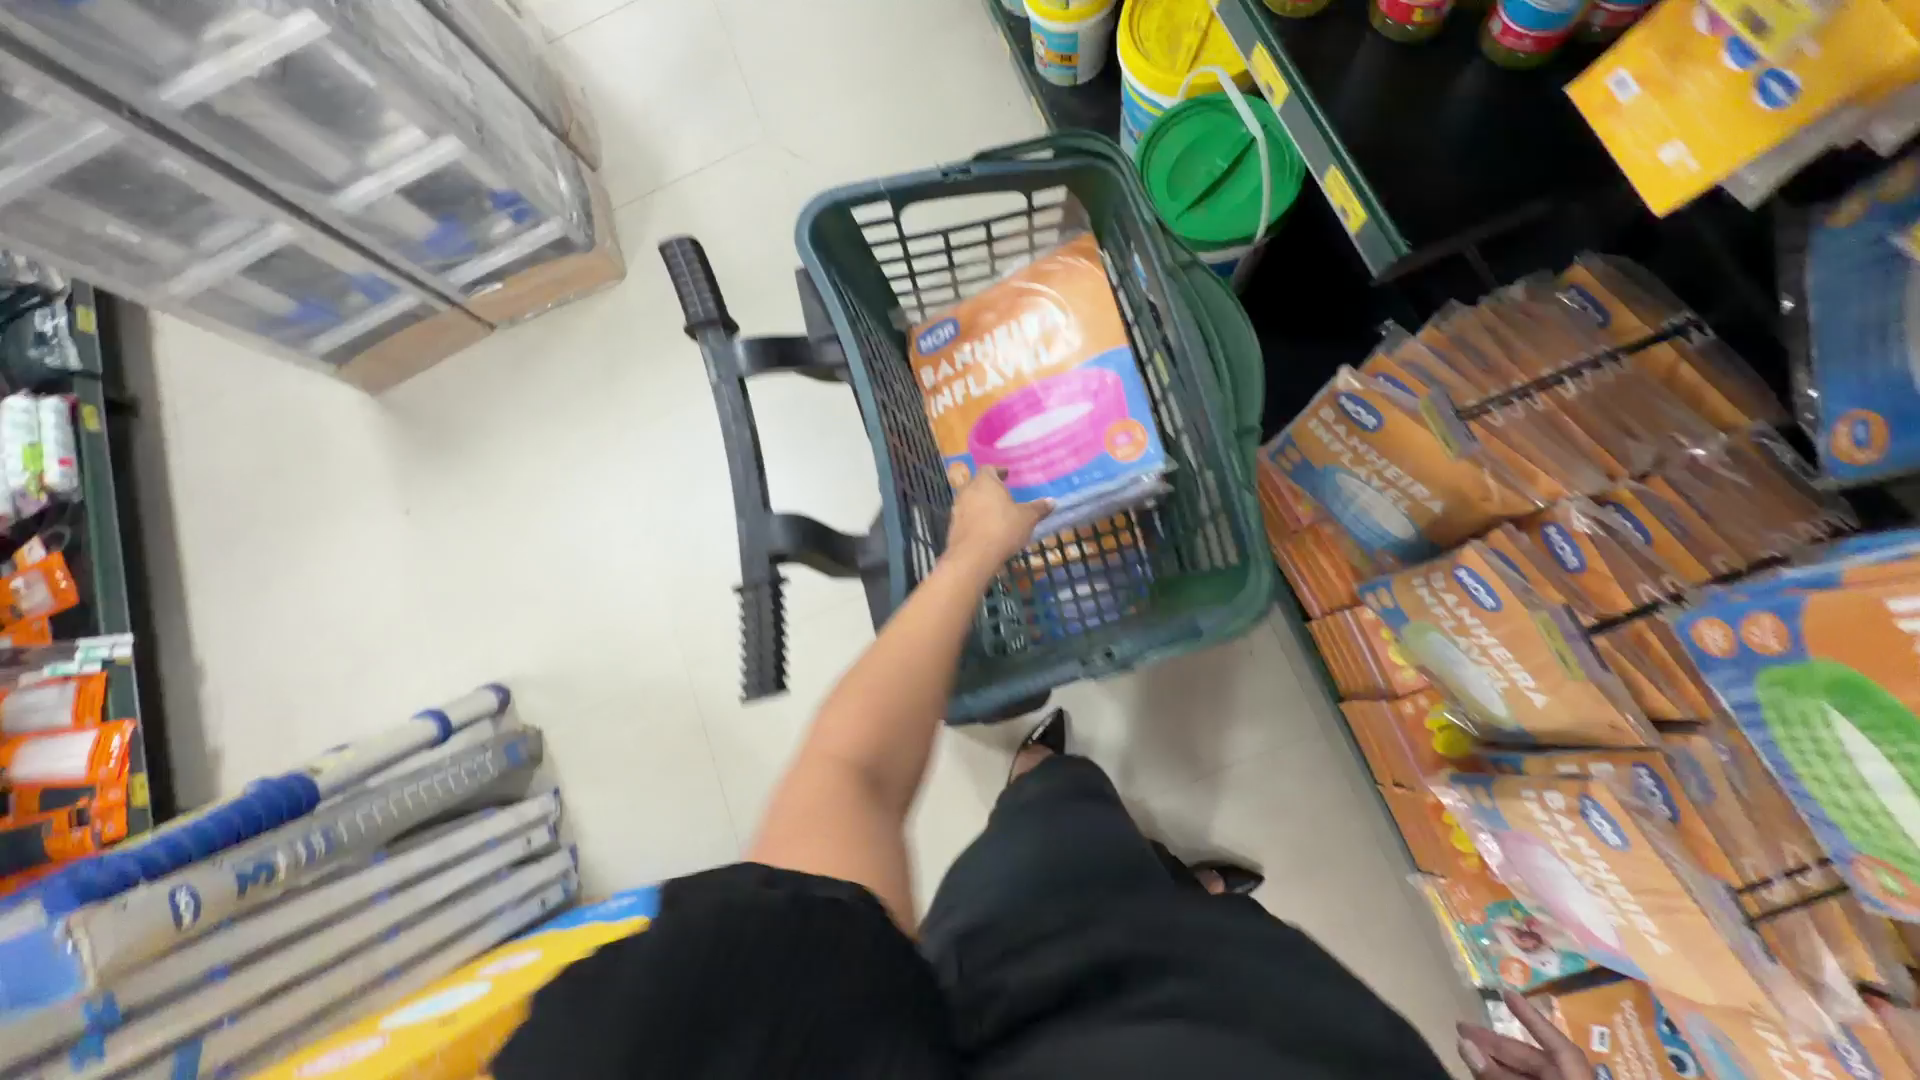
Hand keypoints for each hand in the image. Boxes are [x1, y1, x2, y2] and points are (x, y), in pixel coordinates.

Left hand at [945, 467, 1052, 576]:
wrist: (973, 556)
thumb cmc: (1003, 529)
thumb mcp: (1027, 518)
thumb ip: (1038, 508)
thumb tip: (1051, 501)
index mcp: (985, 481)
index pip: (989, 468)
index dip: (999, 471)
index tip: (1007, 474)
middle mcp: (967, 491)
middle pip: (977, 483)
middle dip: (989, 487)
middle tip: (1002, 493)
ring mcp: (957, 509)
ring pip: (970, 500)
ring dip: (980, 503)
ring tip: (994, 511)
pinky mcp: (953, 526)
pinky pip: (966, 517)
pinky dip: (975, 518)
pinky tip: (985, 528)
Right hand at [1456, 991, 1588, 1079]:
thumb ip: (1498, 1075)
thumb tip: (1463, 1042)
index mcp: (1578, 1079)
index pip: (1559, 1045)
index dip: (1533, 1019)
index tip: (1506, 992)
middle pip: (1536, 1059)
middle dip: (1498, 1043)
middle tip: (1463, 1029)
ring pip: (1528, 1074)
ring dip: (1495, 1061)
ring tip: (1466, 1048)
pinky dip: (1504, 1078)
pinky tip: (1482, 1070)